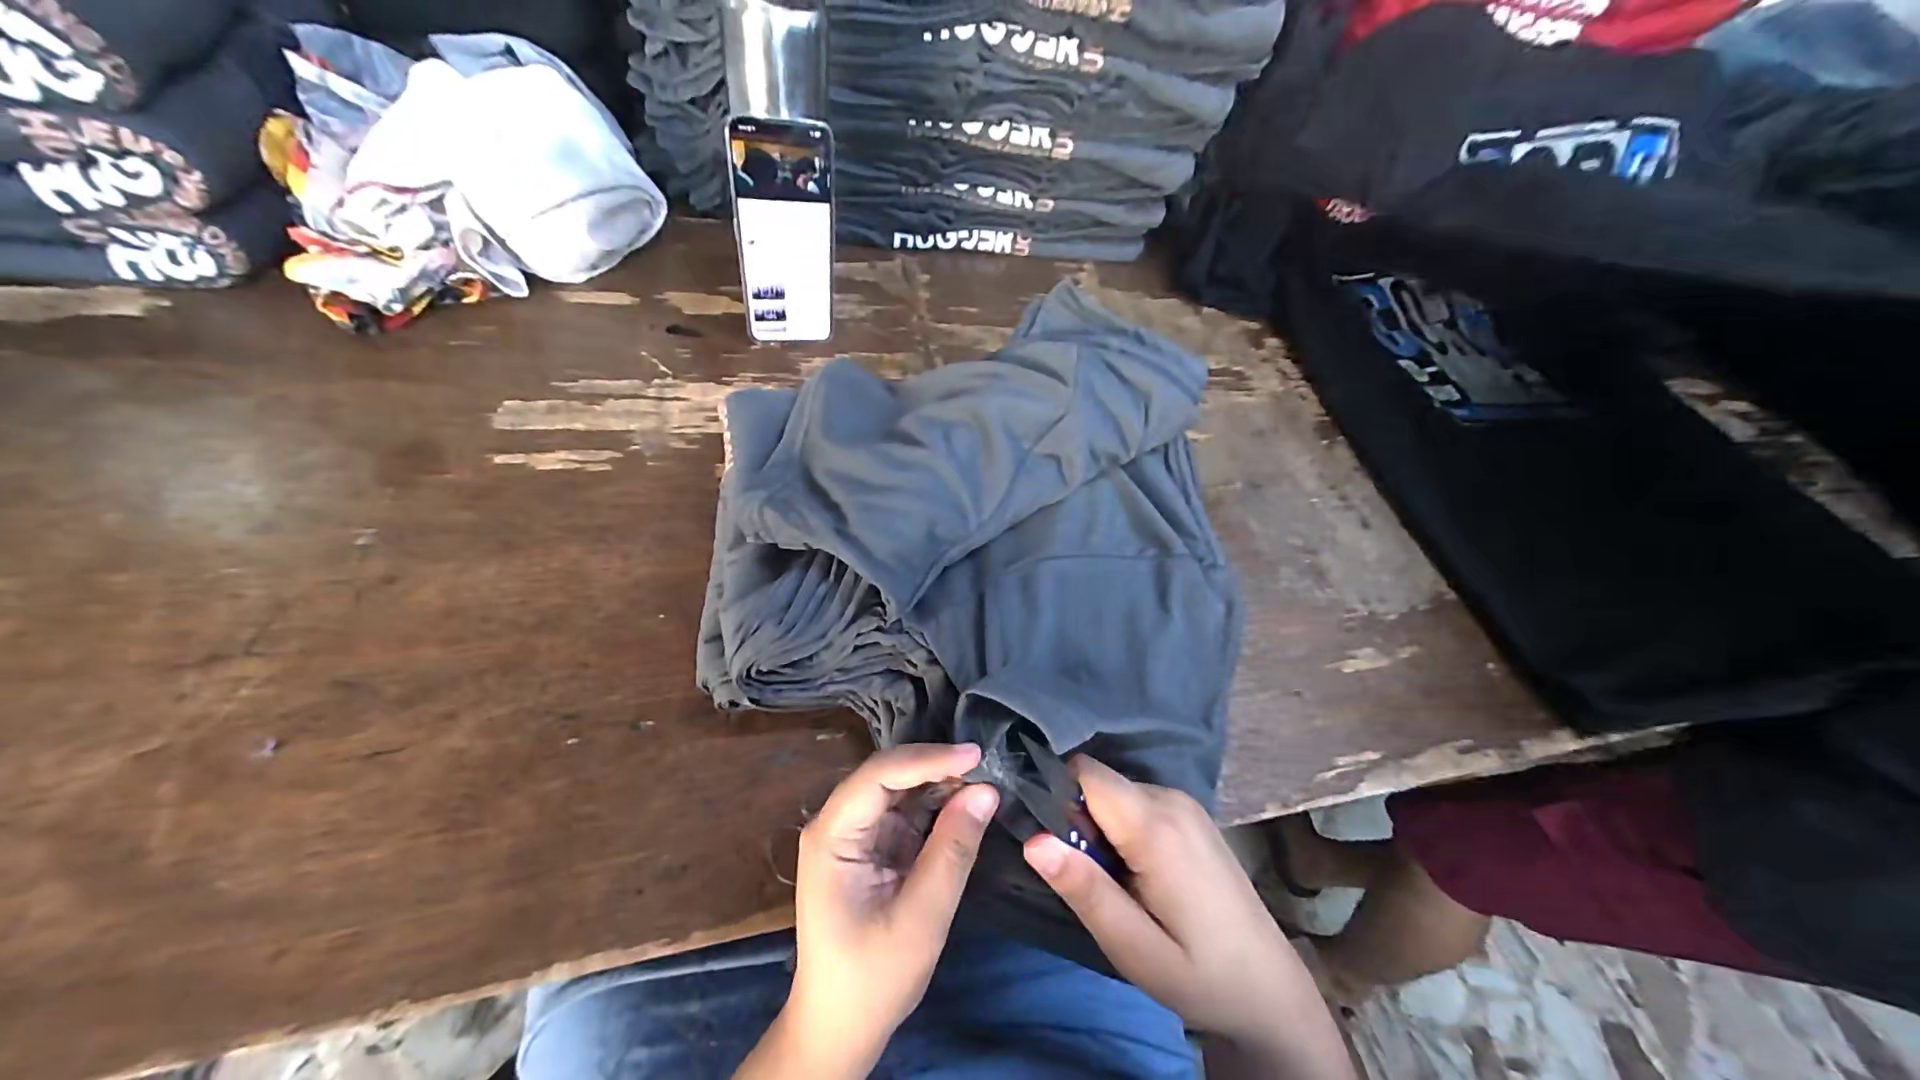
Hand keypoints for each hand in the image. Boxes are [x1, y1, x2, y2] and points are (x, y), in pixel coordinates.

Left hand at [737, 743, 998, 1079]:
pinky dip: (938, 808)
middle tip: (989, 767)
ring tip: (985, 782)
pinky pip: (907, 814)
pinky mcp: (873, 848)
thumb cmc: (872, 978)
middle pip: (888, 776)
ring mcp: (855, 835)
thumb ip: (953, 851)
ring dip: (941, 785)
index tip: (976, 756)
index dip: (928, 759)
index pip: (879, 775)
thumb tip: (986, 791)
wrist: (840, 1025)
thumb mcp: (921, 918)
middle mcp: (838, 824)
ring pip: (900, 790)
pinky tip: (967, 804)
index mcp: (832, 835)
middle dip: (937, 768)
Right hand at [1023, 757, 1355, 1079]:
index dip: (1056, 798)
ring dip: (1101, 826)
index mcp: (1155, 826)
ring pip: (1115, 791)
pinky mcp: (1191, 813)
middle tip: (1092, 877)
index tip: (1055, 845)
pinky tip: (1139, 873)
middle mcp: (1170, 798)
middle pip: (1098, 782)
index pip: (1083, 772)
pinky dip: (1123, 827)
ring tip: (1117, 882)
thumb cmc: (1199, 974)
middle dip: (1078, 819)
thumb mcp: (1133, 946)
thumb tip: (1032, 840)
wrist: (1270, 988)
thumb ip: (1084, 889)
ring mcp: (1185, 803)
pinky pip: (1136, 801)